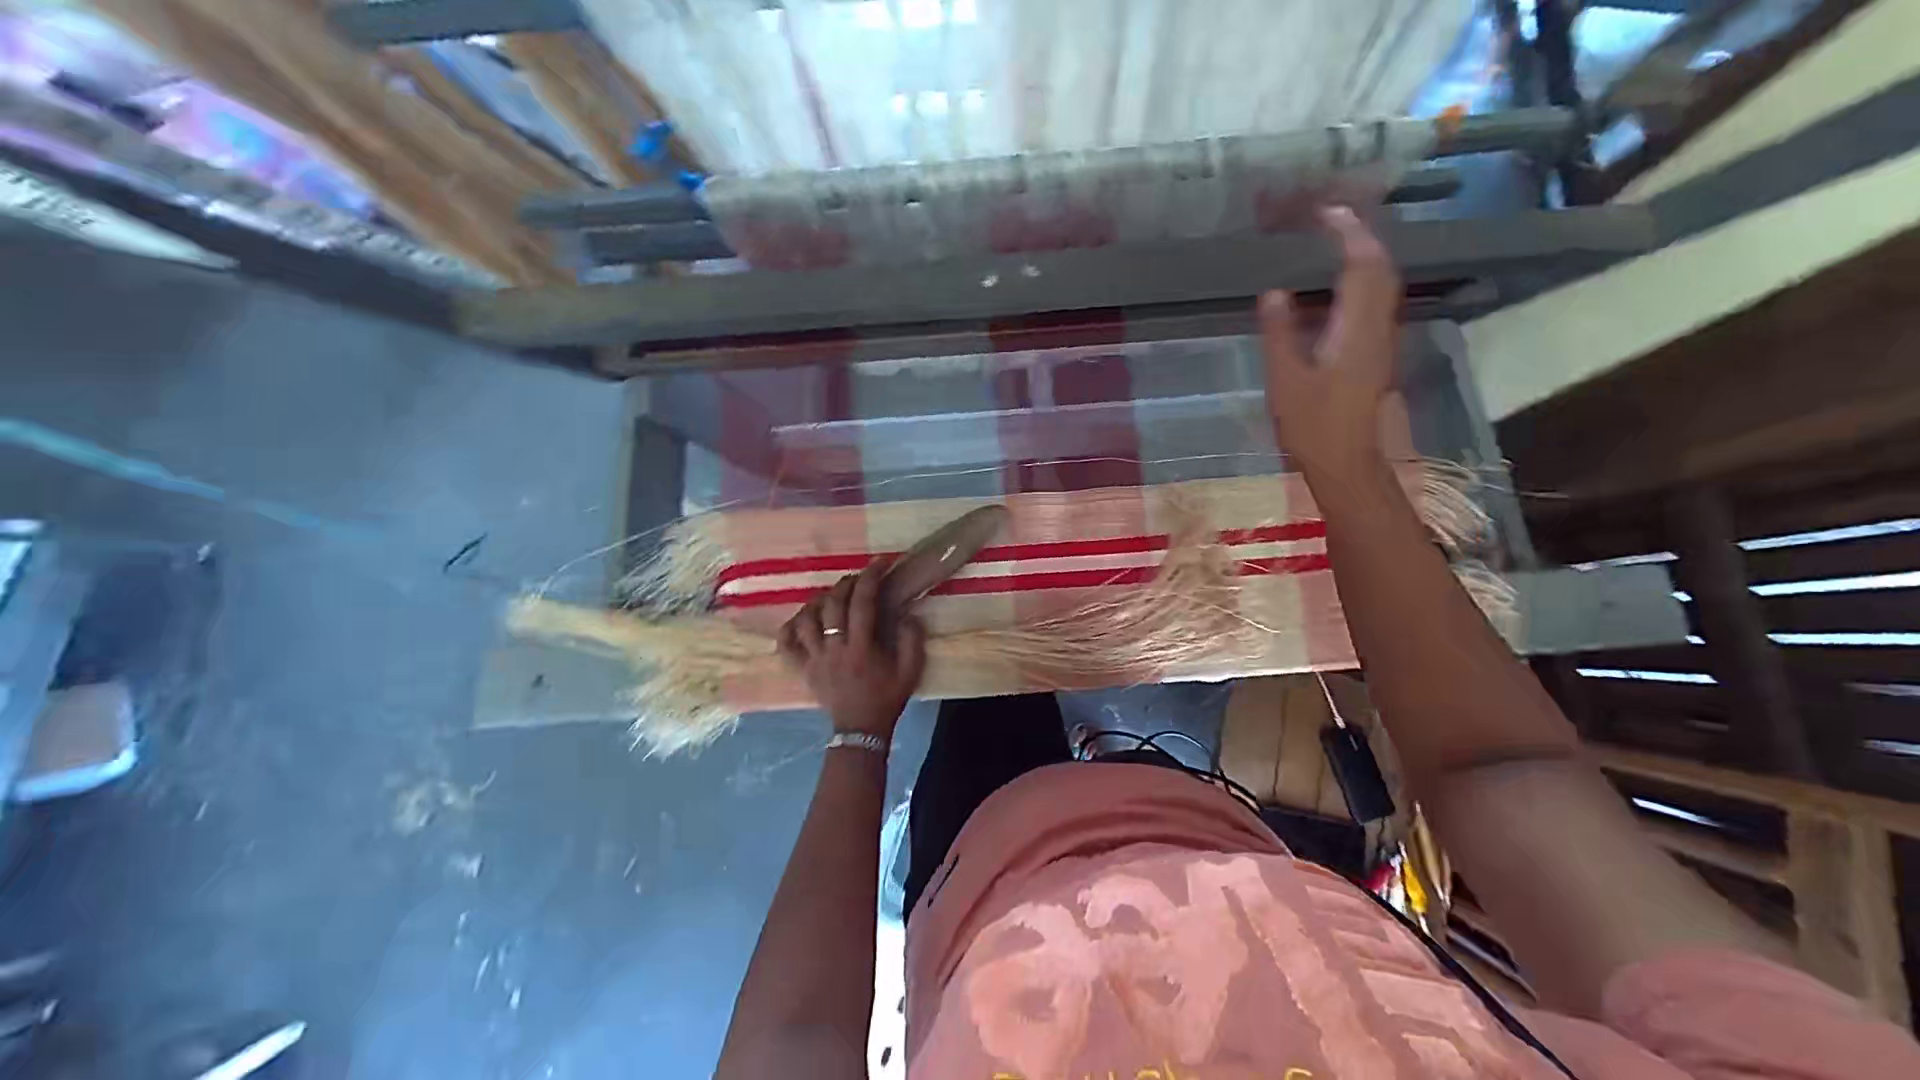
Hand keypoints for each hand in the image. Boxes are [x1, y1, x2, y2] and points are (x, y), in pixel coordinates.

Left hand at [778, 558, 925, 739]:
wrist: (860, 730)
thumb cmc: (887, 698)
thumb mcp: (911, 671)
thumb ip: (912, 641)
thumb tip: (907, 614)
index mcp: (862, 648)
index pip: (863, 603)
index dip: (870, 578)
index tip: (879, 564)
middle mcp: (834, 649)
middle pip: (832, 605)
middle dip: (845, 584)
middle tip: (857, 579)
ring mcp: (814, 659)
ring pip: (806, 620)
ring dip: (818, 601)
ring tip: (830, 597)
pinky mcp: (802, 669)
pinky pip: (786, 645)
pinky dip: (789, 628)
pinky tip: (801, 620)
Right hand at [1259, 206, 1403, 478]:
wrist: (1346, 460)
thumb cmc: (1313, 424)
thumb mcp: (1286, 380)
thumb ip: (1280, 333)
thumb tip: (1273, 292)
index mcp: (1356, 328)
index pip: (1362, 265)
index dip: (1347, 232)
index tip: (1325, 210)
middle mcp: (1377, 326)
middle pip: (1380, 267)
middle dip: (1359, 236)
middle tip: (1328, 218)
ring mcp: (1381, 340)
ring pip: (1381, 284)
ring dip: (1362, 256)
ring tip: (1331, 242)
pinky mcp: (1375, 353)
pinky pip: (1373, 302)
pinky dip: (1358, 281)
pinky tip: (1332, 287)